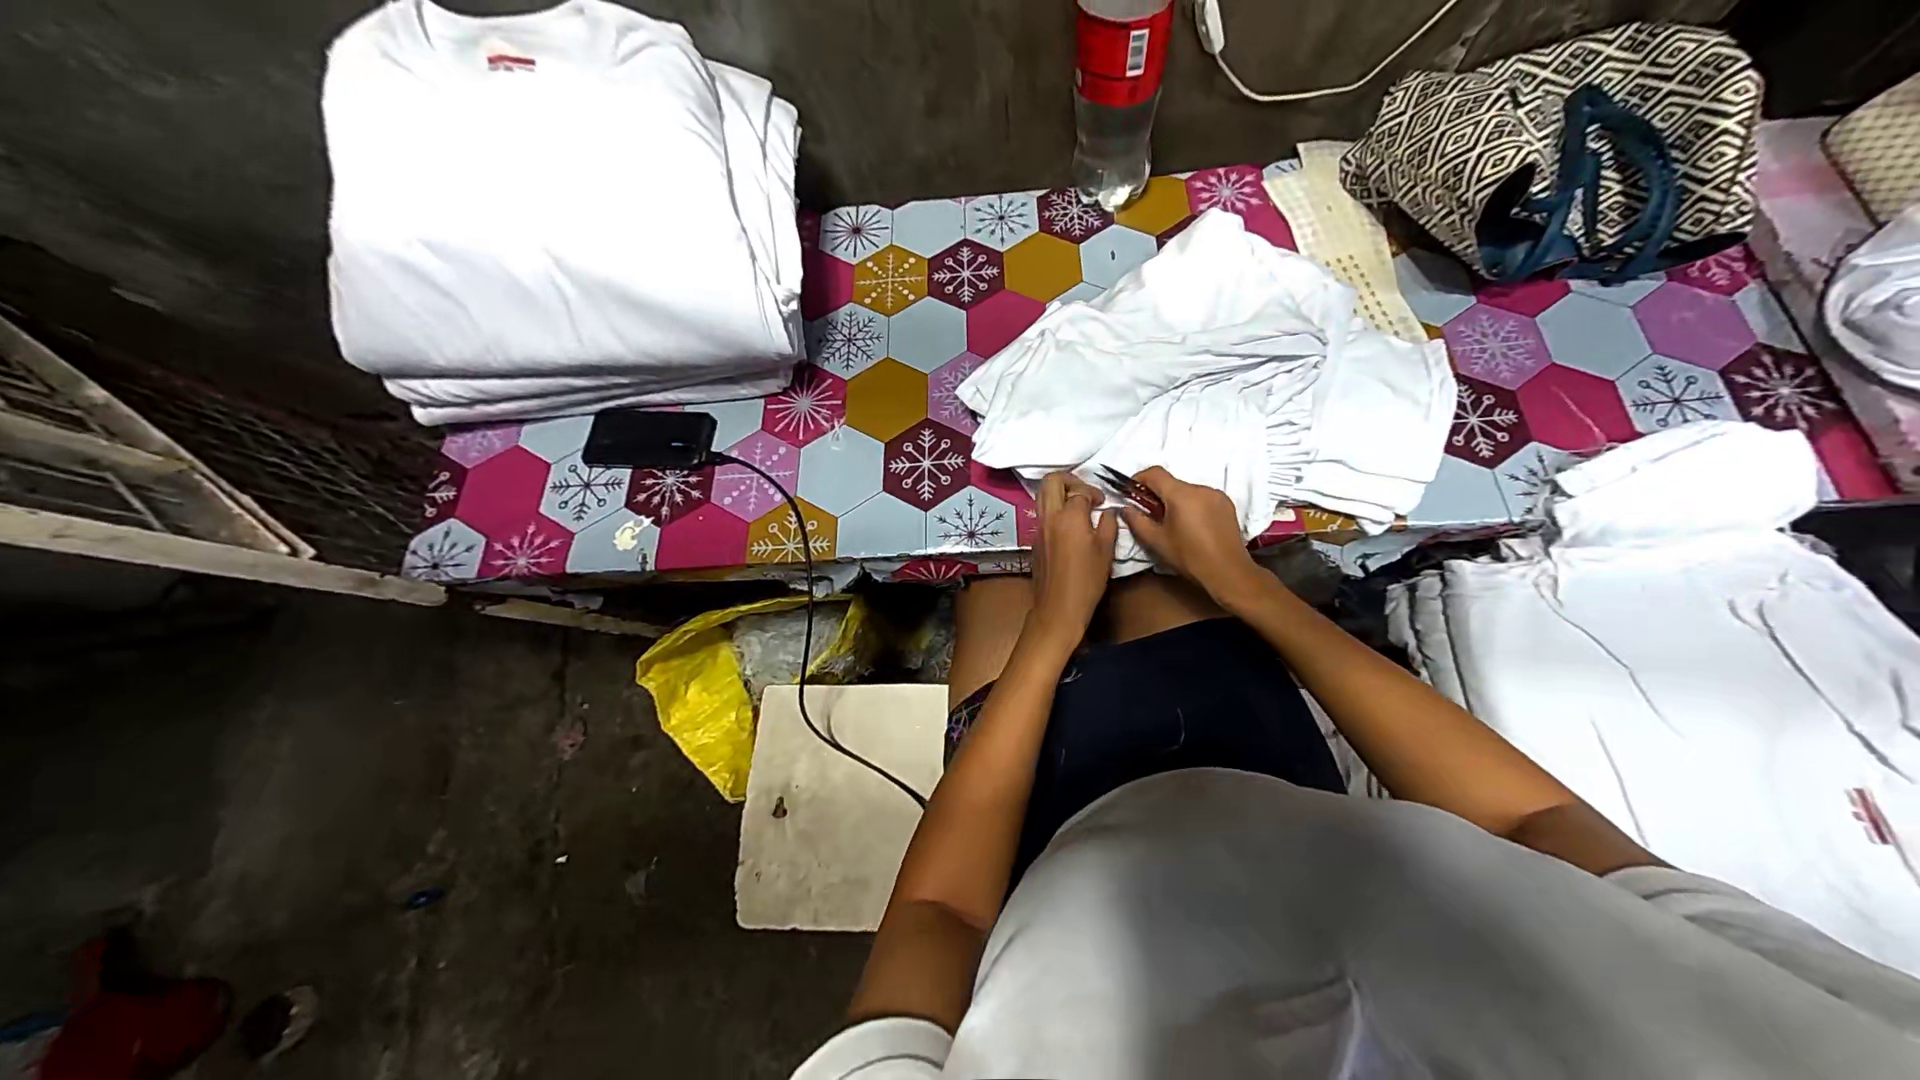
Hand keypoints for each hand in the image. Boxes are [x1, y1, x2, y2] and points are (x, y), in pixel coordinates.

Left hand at [1029, 471, 1116, 642]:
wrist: (1058, 607)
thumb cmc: (1087, 580)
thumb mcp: (1106, 551)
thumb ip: (1108, 524)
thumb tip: (1107, 511)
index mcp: (1069, 517)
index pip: (1079, 491)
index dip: (1094, 493)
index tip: (1102, 502)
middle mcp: (1049, 517)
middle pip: (1051, 481)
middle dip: (1069, 479)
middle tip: (1084, 492)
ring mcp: (1038, 528)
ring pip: (1041, 494)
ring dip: (1059, 492)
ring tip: (1076, 505)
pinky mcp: (1034, 540)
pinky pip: (1041, 512)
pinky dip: (1053, 508)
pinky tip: (1068, 523)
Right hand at [1120, 467, 1263, 601]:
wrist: (1228, 572)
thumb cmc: (1188, 557)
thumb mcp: (1156, 541)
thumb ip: (1137, 520)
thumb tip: (1125, 508)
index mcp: (1181, 494)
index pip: (1155, 473)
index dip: (1139, 479)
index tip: (1131, 492)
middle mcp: (1201, 488)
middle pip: (1172, 483)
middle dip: (1158, 494)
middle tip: (1150, 514)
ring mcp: (1217, 495)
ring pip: (1188, 491)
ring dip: (1176, 501)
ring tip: (1173, 523)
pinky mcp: (1227, 505)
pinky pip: (1203, 498)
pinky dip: (1192, 505)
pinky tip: (1192, 526)